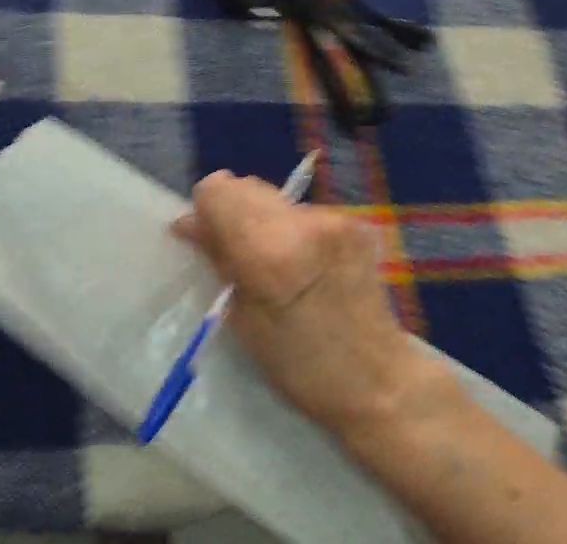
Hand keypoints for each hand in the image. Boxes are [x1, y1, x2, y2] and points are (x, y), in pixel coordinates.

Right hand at [174, 172, 440, 435]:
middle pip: (247, 186)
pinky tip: (304, 263)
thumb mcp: (243, 319)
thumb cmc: (299, 365)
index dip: (207, 210)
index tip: (208, 238)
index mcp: (269, 251)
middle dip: (233, 212)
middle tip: (238, 253)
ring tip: (275, 262)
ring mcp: (334, 218)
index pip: (218, 191)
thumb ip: (217, 258)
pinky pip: (304, 211)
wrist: (377, 381)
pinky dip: (293, 229)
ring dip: (264, 219)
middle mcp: (303, 222)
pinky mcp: (355, 222)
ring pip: (276, 197)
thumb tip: (189, 221)